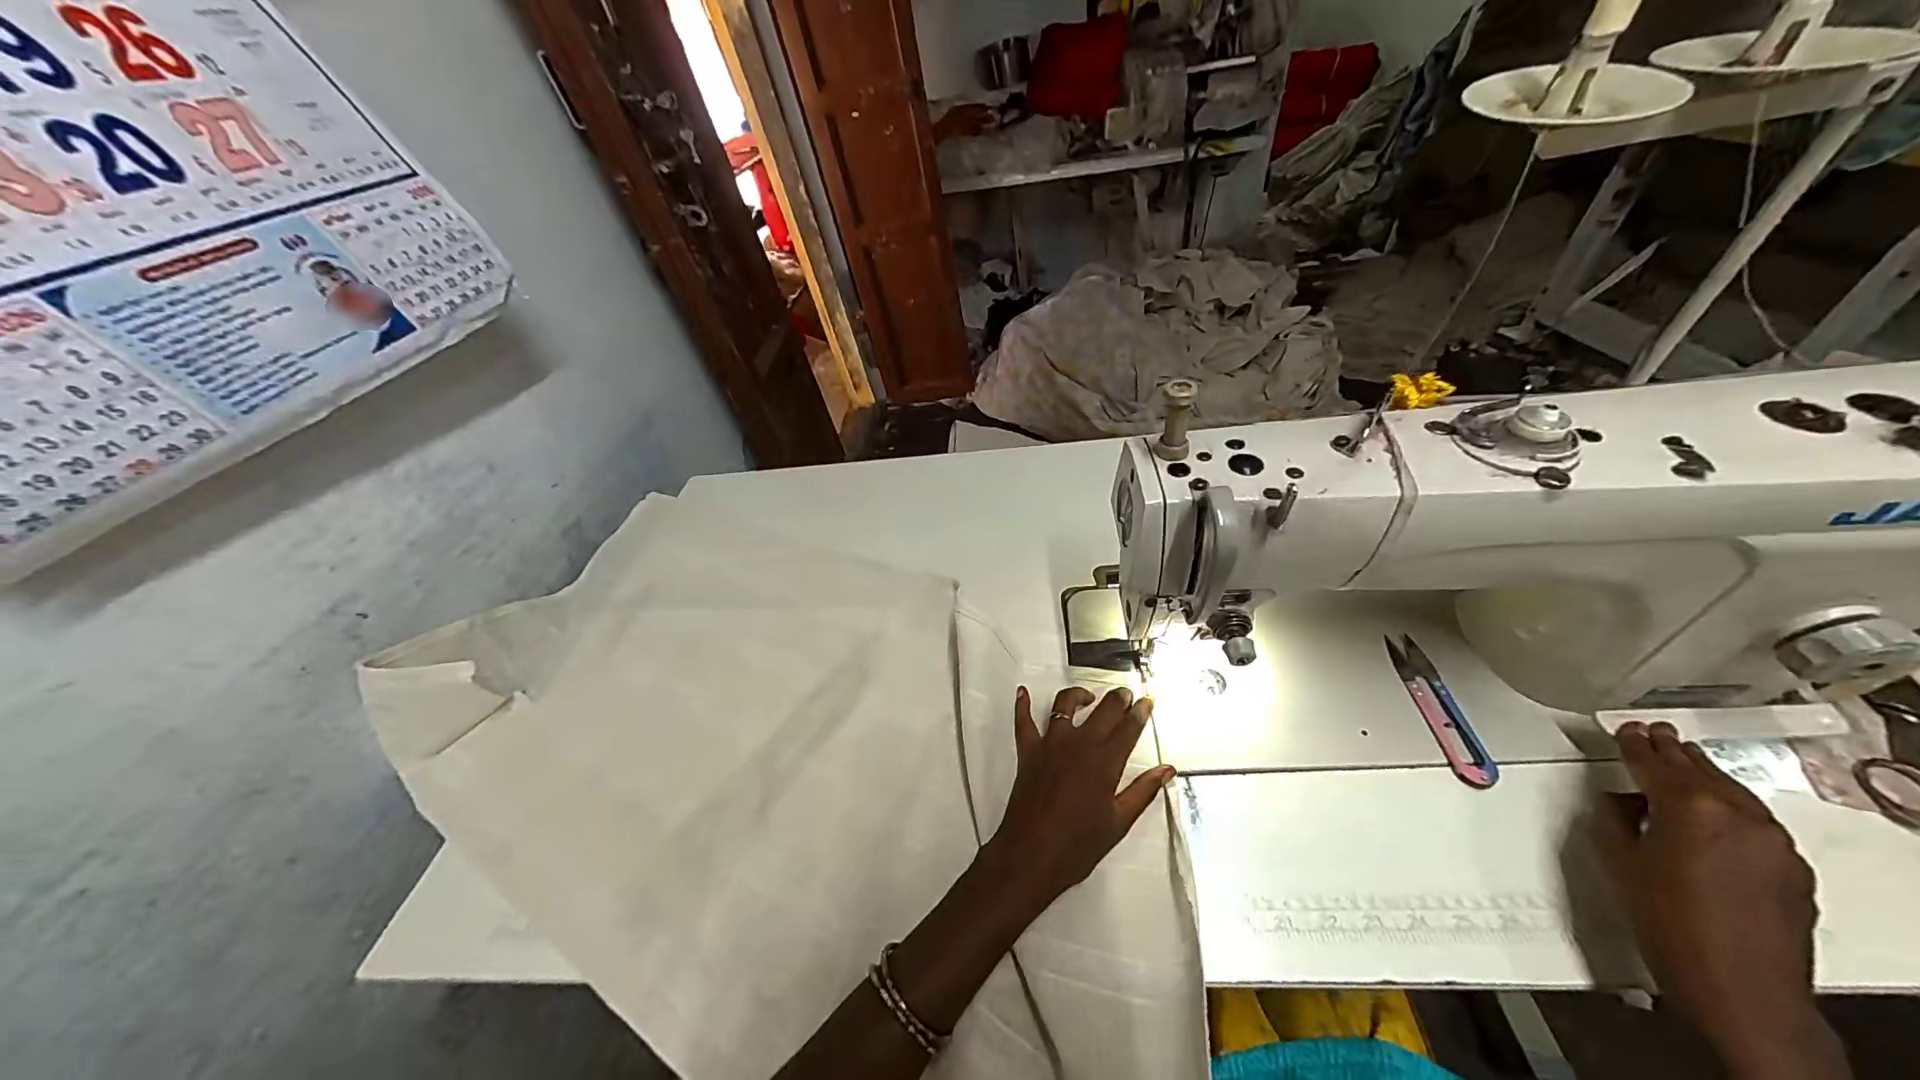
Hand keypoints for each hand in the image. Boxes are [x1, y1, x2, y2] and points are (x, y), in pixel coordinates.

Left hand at [985, 686, 1175, 913]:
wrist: (1032, 854)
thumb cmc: (1076, 845)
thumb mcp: (1119, 821)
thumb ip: (1143, 791)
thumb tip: (1166, 771)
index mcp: (1104, 762)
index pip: (1128, 727)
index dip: (1140, 712)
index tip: (1147, 702)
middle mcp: (1078, 745)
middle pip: (1103, 710)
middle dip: (1118, 699)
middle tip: (1126, 696)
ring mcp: (1050, 745)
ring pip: (1064, 705)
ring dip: (1079, 695)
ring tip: (1088, 697)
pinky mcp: (1028, 752)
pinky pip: (1023, 721)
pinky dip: (1022, 706)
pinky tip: (1023, 693)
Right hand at [1594, 722, 1845, 1079]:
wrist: (1740, 989)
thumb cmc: (1666, 922)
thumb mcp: (1618, 861)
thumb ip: (1615, 817)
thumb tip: (1623, 800)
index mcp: (1692, 808)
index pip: (1655, 762)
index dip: (1634, 744)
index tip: (1626, 729)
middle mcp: (1740, 816)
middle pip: (1700, 770)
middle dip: (1673, 751)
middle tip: (1653, 732)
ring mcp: (1775, 842)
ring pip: (1732, 792)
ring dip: (1702, 776)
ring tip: (1681, 763)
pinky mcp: (1793, 867)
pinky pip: (1753, 820)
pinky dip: (1727, 806)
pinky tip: (1709, 813)